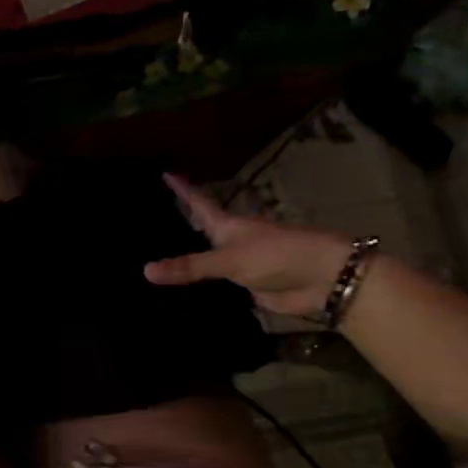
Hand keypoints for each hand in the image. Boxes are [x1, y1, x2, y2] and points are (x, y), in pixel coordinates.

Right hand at [144, 173, 356, 316]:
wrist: (321, 278)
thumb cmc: (278, 255)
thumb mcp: (231, 259)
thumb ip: (191, 267)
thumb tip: (146, 270)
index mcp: (228, 225)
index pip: (199, 202)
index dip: (183, 189)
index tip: (165, 173)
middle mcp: (232, 242)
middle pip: (202, 231)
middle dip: (183, 223)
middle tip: (153, 219)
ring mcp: (240, 265)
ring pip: (208, 261)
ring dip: (189, 261)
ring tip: (158, 258)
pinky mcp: (248, 287)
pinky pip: (218, 287)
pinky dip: (202, 288)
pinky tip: (184, 294)